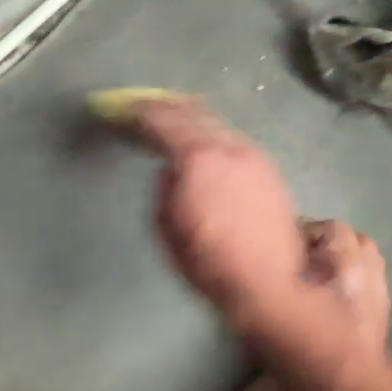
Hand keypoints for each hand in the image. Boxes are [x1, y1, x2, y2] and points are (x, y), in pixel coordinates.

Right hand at [124, 97, 307, 321]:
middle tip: (140, 106)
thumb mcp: (166, 226)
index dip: (135, 112)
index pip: (159, 119)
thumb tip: (170, 170)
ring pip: (213, 120)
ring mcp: (252, 154)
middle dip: (162, 106)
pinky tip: (201, 142)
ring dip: (188, 116)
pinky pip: (229, 136)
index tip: (118, 109)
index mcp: (196, 157)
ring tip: (169, 118)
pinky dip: (208, 131)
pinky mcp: (267, 167)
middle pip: (189, 110)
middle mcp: (226, 146)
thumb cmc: (209, 261)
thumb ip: (163, 187)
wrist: (274, 284)